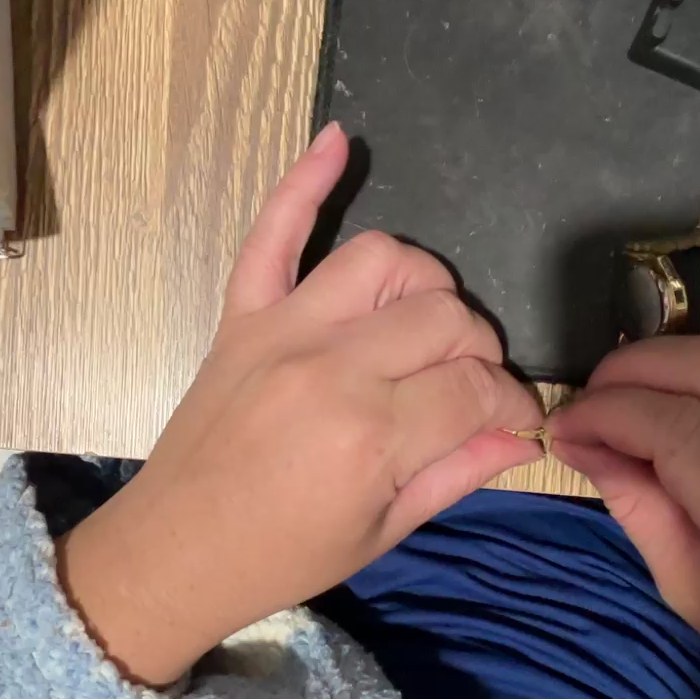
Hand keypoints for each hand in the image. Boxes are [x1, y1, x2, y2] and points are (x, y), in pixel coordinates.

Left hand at [57, 124, 543, 685]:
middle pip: (444, 317)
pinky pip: (271, 233)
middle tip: (472, 387)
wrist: (174, 551)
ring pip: (383, 260)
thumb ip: (458, 474)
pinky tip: (338, 141)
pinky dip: (303, 183)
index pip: (478, 388)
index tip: (518, 421)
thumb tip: (526, 434)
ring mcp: (280, 330)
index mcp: (371, 437)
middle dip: (480, 352)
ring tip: (427, 325)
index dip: (515, 404)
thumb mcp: (382, 534)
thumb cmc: (281, 557)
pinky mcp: (240, 316)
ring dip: (426, 284)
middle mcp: (331, 367)